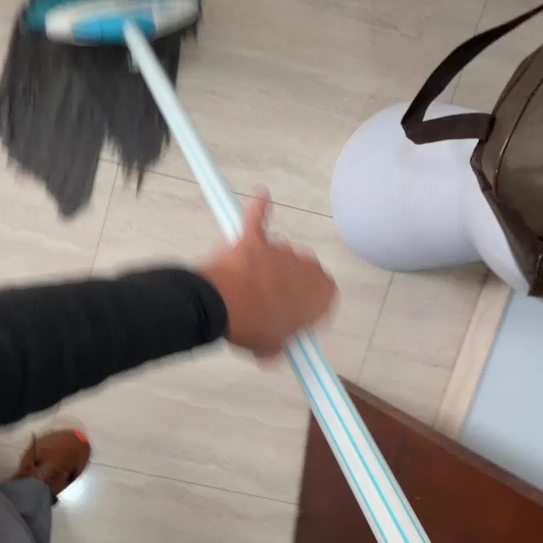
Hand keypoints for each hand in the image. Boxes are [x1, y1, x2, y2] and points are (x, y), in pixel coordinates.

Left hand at [198, 192, 336, 359]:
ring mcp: (279, 248)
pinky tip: (262, 195)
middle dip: (286, 284)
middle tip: (264, 304)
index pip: (323, 297)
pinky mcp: (253, 237)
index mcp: (321, 293)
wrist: (218, 306)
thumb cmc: (250, 327)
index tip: (290, 317)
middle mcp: (307, 265)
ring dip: (265, 265)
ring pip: (278, 254)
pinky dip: (259, 207)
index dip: (305, 307)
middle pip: (301, 272)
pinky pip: (258, 217)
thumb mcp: (272, 346)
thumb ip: (281, 340)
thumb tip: (275, 345)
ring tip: (244, 286)